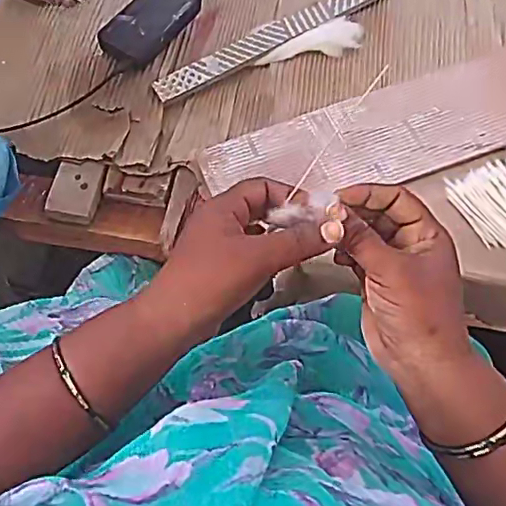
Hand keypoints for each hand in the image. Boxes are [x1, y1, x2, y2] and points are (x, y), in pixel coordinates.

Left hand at [145, 180, 330, 334]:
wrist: (174, 319)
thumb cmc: (211, 280)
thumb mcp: (260, 256)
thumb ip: (297, 241)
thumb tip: (332, 229)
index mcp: (221, 206)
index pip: (262, 186)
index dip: (290, 196)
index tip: (315, 214)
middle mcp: (216, 220)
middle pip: (259, 208)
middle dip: (287, 218)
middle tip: (312, 233)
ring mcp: (214, 243)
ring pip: (254, 232)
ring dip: (278, 238)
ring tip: (300, 251)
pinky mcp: (216, 266)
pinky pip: (247, 252)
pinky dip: (265, 256)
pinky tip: (277, 269)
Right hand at [319, 184, 472, 384]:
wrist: (420, 362)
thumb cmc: (425, 319)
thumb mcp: (391, 269)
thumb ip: (361, 238)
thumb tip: (338, 215)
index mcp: (427, 236)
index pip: (397, 199)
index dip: (369, 194)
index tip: (342, 197)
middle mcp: (410, 246)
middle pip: (378, 215)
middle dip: (353, 212)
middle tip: (328, 214)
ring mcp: (391, 264)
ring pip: (364, 235)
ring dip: (345, 232)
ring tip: (329, 232)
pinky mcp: (374, 281)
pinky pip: (355, 255)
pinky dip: (342, 251)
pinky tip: (335, 252)